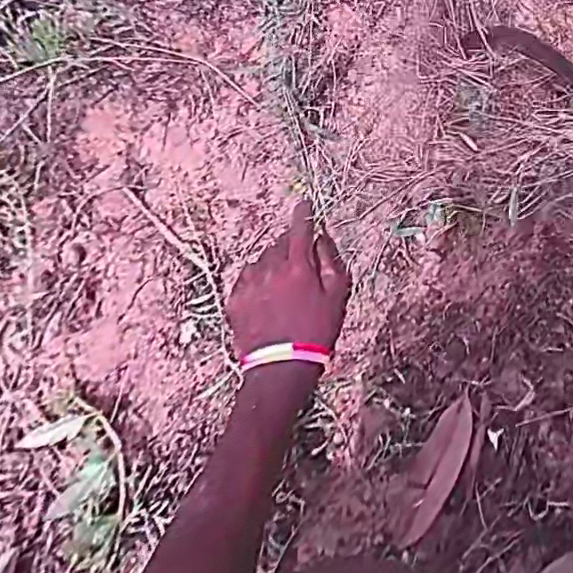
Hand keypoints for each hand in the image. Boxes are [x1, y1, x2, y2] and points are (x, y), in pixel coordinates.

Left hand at [226, 201, 349, 357]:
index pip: (300, 228)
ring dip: (274, 263)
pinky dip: (257, 278)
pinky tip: (267, 295)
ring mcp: (250, 283)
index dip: (304, 213)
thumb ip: (331, 262)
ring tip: (284, 285)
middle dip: (290, 245)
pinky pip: (247, 277)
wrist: (280, 369)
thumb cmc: (315, 332)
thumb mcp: (337, 296)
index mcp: (298, 266)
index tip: (304, 204)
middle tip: (300, 260)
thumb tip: (322, 239)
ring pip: (263, 260)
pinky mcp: (235, 300)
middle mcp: (270, 268)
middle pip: (280, 243)